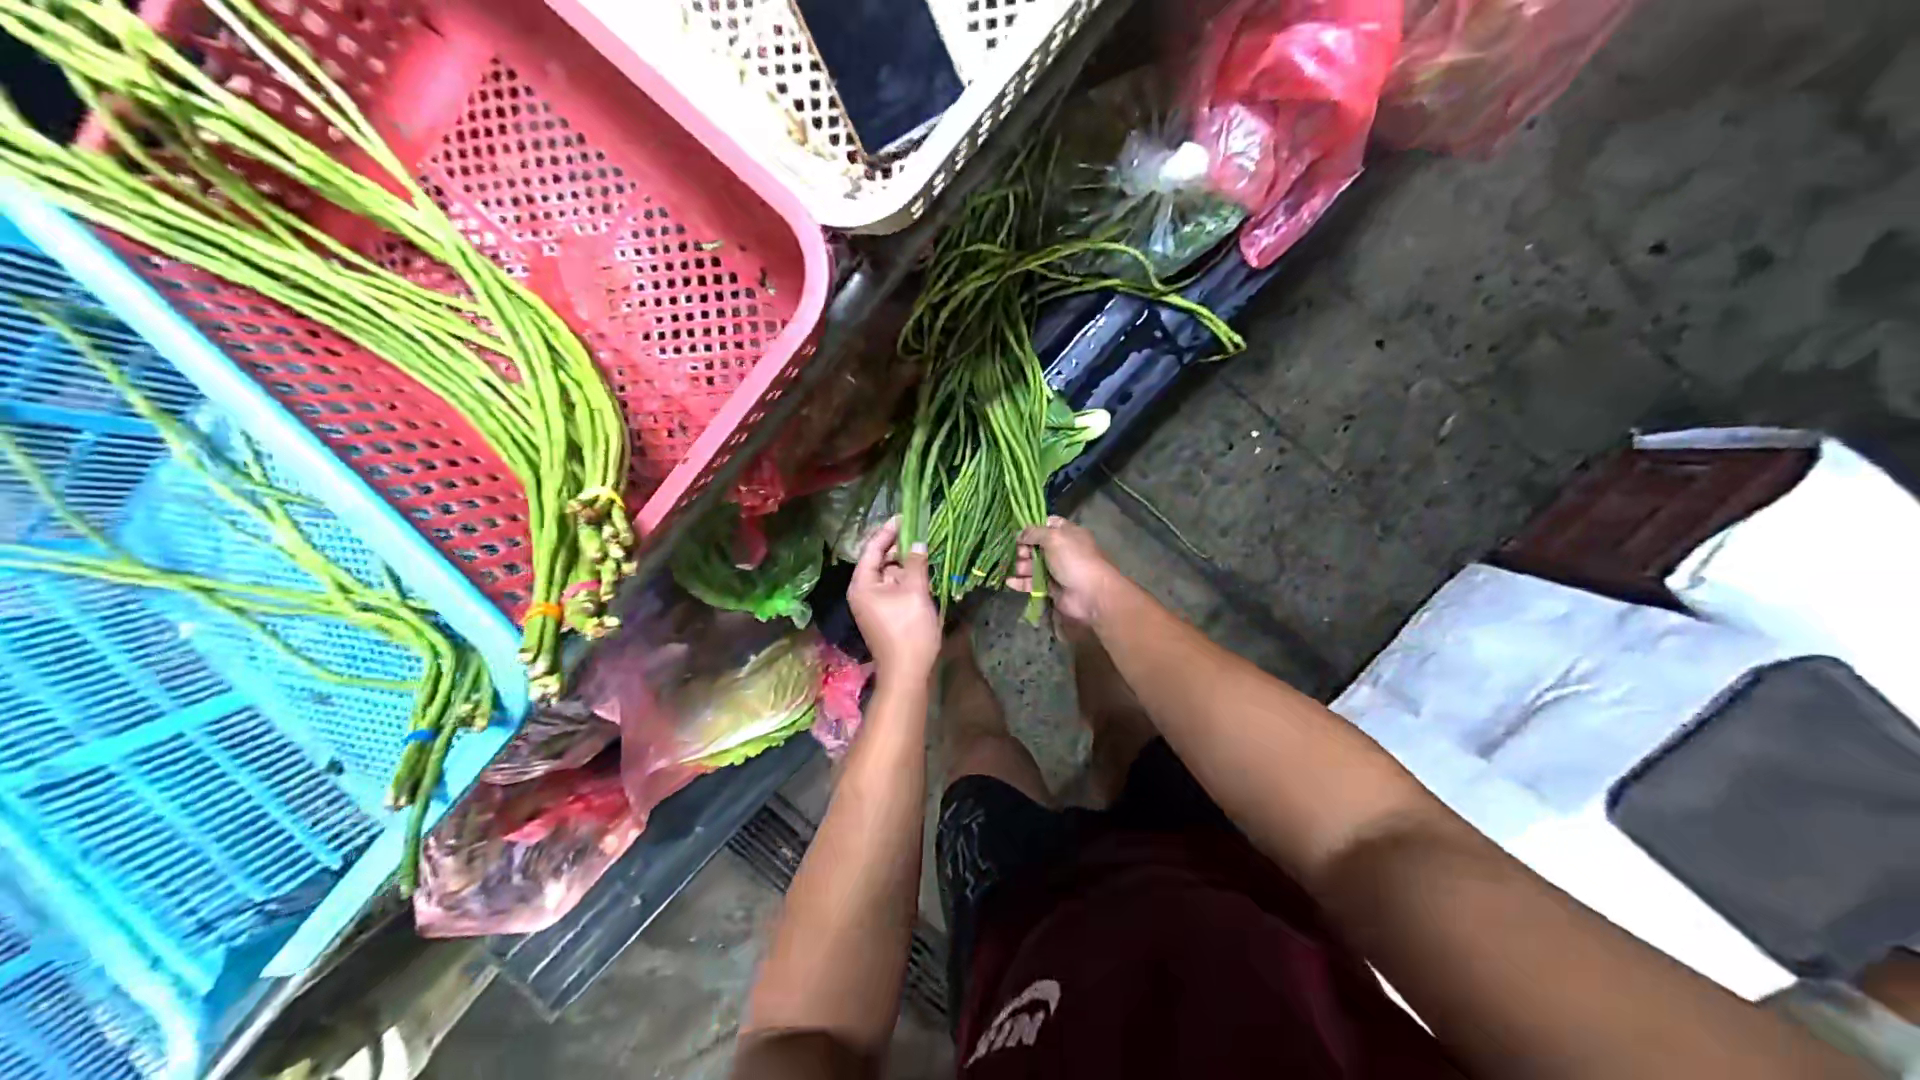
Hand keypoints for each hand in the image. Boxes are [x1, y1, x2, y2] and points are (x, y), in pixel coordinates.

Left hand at [848, 516, 939, 681]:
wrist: (907, 672)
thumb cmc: (908, 630)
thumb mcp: (915, 592)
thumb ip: (916, 563)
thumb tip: (918, 543)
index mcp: (862, 584)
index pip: (872, 548)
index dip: (888, 531)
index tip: (905, 517)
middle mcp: (862, 592)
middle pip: (880, 561)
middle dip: (899, 548)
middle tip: (921, 534)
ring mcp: (873, 605)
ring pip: (889, 576)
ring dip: (906, 565)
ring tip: (926, 552)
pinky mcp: (885, 615)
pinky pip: (894, 590)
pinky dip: (907, 580)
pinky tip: (923, 575)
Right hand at [1006, 516, 1125, 625]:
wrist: (1091, 594)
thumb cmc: (1074, 559)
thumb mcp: (1054, 538)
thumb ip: (1035, 533)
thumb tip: (1021, 533)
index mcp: (1068, 533)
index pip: (1049, 524)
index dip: (1033, 527)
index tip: (1018, 532)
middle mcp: (1062, 550)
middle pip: (1037, 546)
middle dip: (1024, 548)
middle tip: (1019, 553)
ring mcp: (1057, 570)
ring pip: (1033, 565)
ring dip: (1022, 565)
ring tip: (1016, 568)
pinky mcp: (1051, 588)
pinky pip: (1033, 583)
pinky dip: (1022, 582)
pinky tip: (1009, 582)